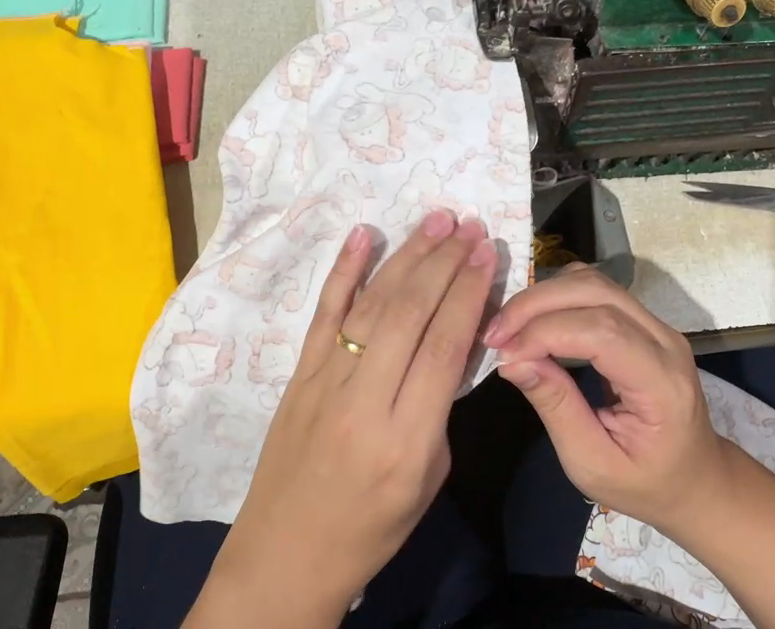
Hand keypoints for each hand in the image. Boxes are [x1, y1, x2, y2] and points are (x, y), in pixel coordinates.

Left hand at [189, 211, 498, 627]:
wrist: (286, 555)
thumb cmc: (373, 527)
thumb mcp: (430, 475)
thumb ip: (442, 403)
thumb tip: (458, 336)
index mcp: (405, 439)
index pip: (443, 347)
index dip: (468, 292)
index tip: (488, 252)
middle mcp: (363, 402)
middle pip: (409, 314)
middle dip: (444, 262)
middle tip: (469, 225)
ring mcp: (323, 382)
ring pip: (371, 304)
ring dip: (407, 256)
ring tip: (436, 219)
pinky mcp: (298, 374)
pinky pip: (324, 313)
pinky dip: (344, 270)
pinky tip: (363, 234)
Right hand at [485, 265, 729, 532]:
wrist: (696, 478)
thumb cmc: (646, 484)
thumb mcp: (593, 465)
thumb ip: (556, 408)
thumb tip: (511, 361)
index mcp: (661, 384)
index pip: (602, 332)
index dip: (546, 331)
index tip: (502, 352)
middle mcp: (665, 341)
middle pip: (596, 292)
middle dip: (536, 304)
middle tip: (493, 333)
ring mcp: (657, 325)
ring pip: (593, 282)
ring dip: (544, 295)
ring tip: (508, 328)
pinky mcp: (643, 320)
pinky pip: (595, 290)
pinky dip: (557, 296)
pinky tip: (532, 321)